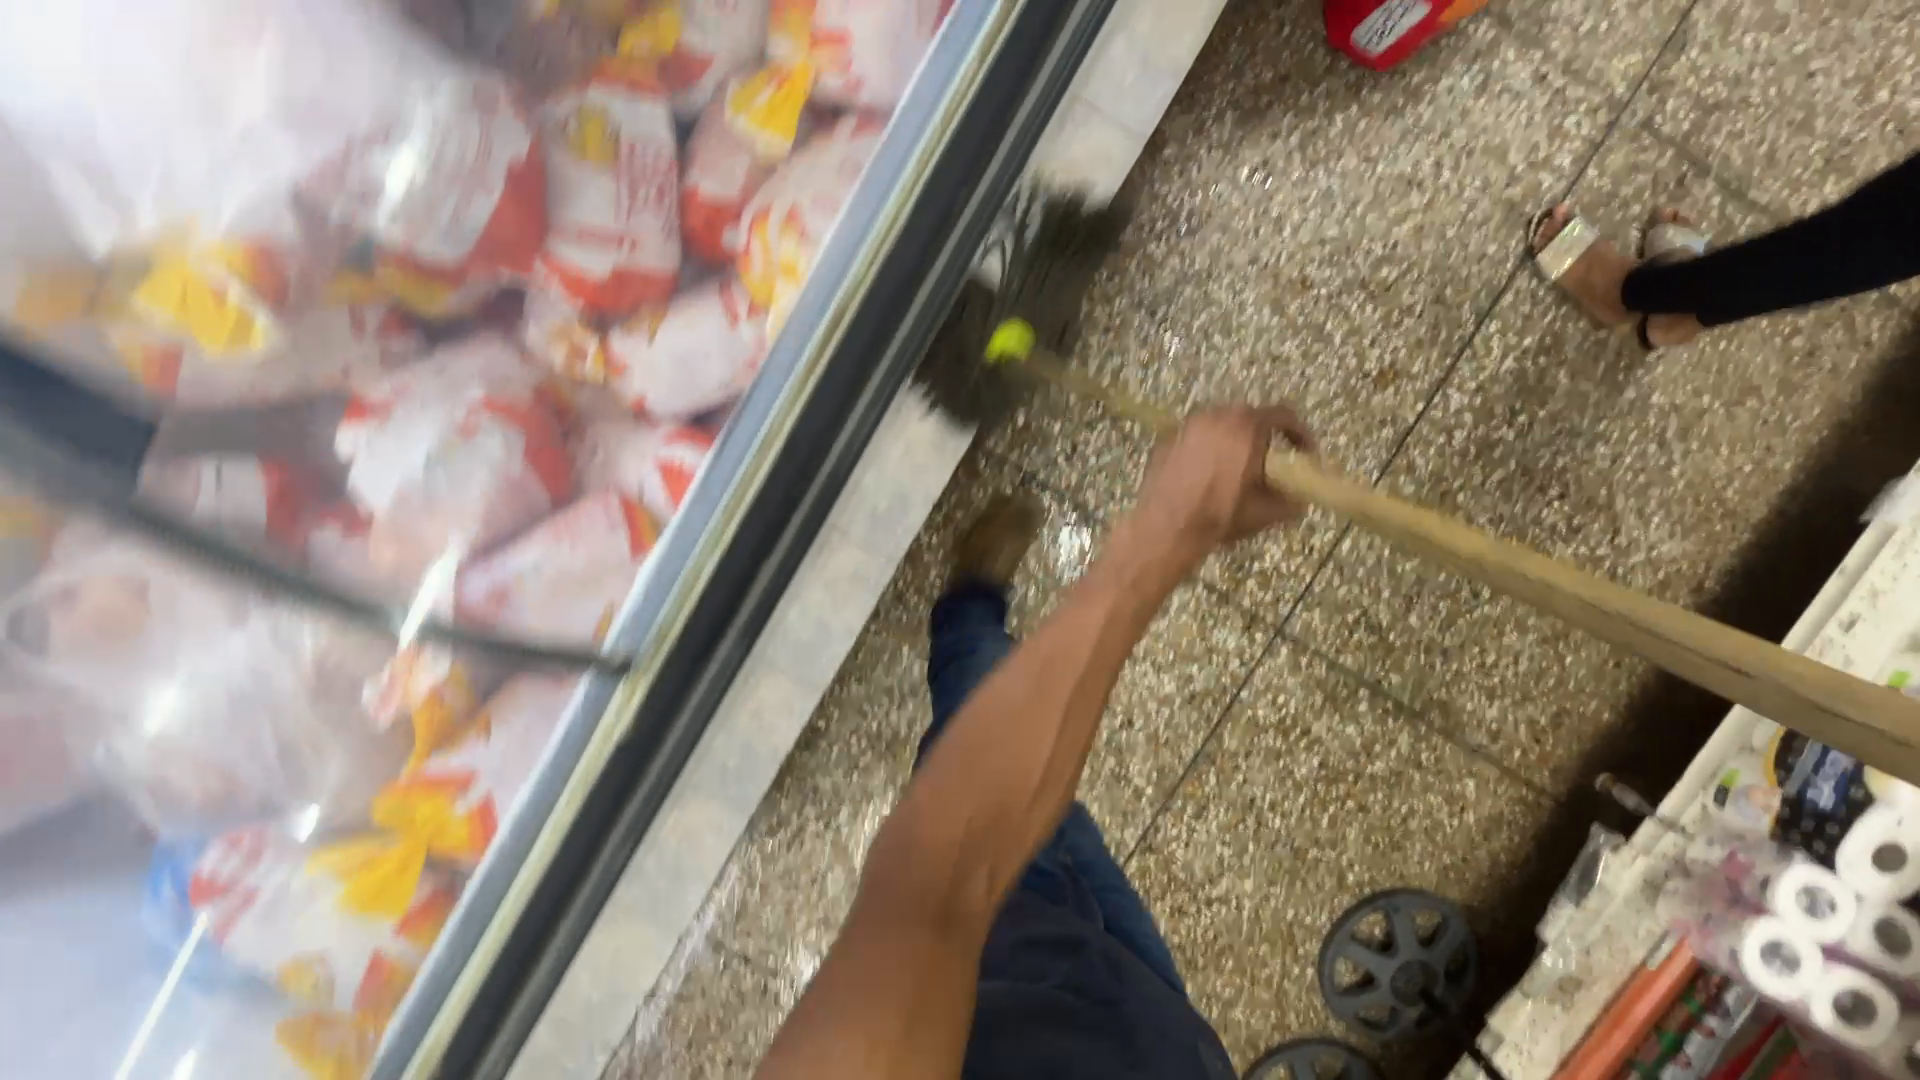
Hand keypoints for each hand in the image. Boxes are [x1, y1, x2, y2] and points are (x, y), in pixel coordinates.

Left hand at [1131, 403, 1317, 564]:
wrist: (1165, 527)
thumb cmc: (1218, 516)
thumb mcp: (1264, 513)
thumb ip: (1289, 500)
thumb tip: (1298, 499)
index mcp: (1245, 427)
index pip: (1282, 415)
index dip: (1298, 432)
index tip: (1303, 451)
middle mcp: (1215, 417)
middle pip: (1247, 417)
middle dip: (1261, 435)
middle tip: (1267, 459)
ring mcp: (1186, 426)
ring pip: (1217, 424)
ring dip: (1230, 439)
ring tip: (1234, 465)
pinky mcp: (1164, 439)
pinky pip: (1193, 436)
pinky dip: (1204, 447)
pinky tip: (1203, 472)